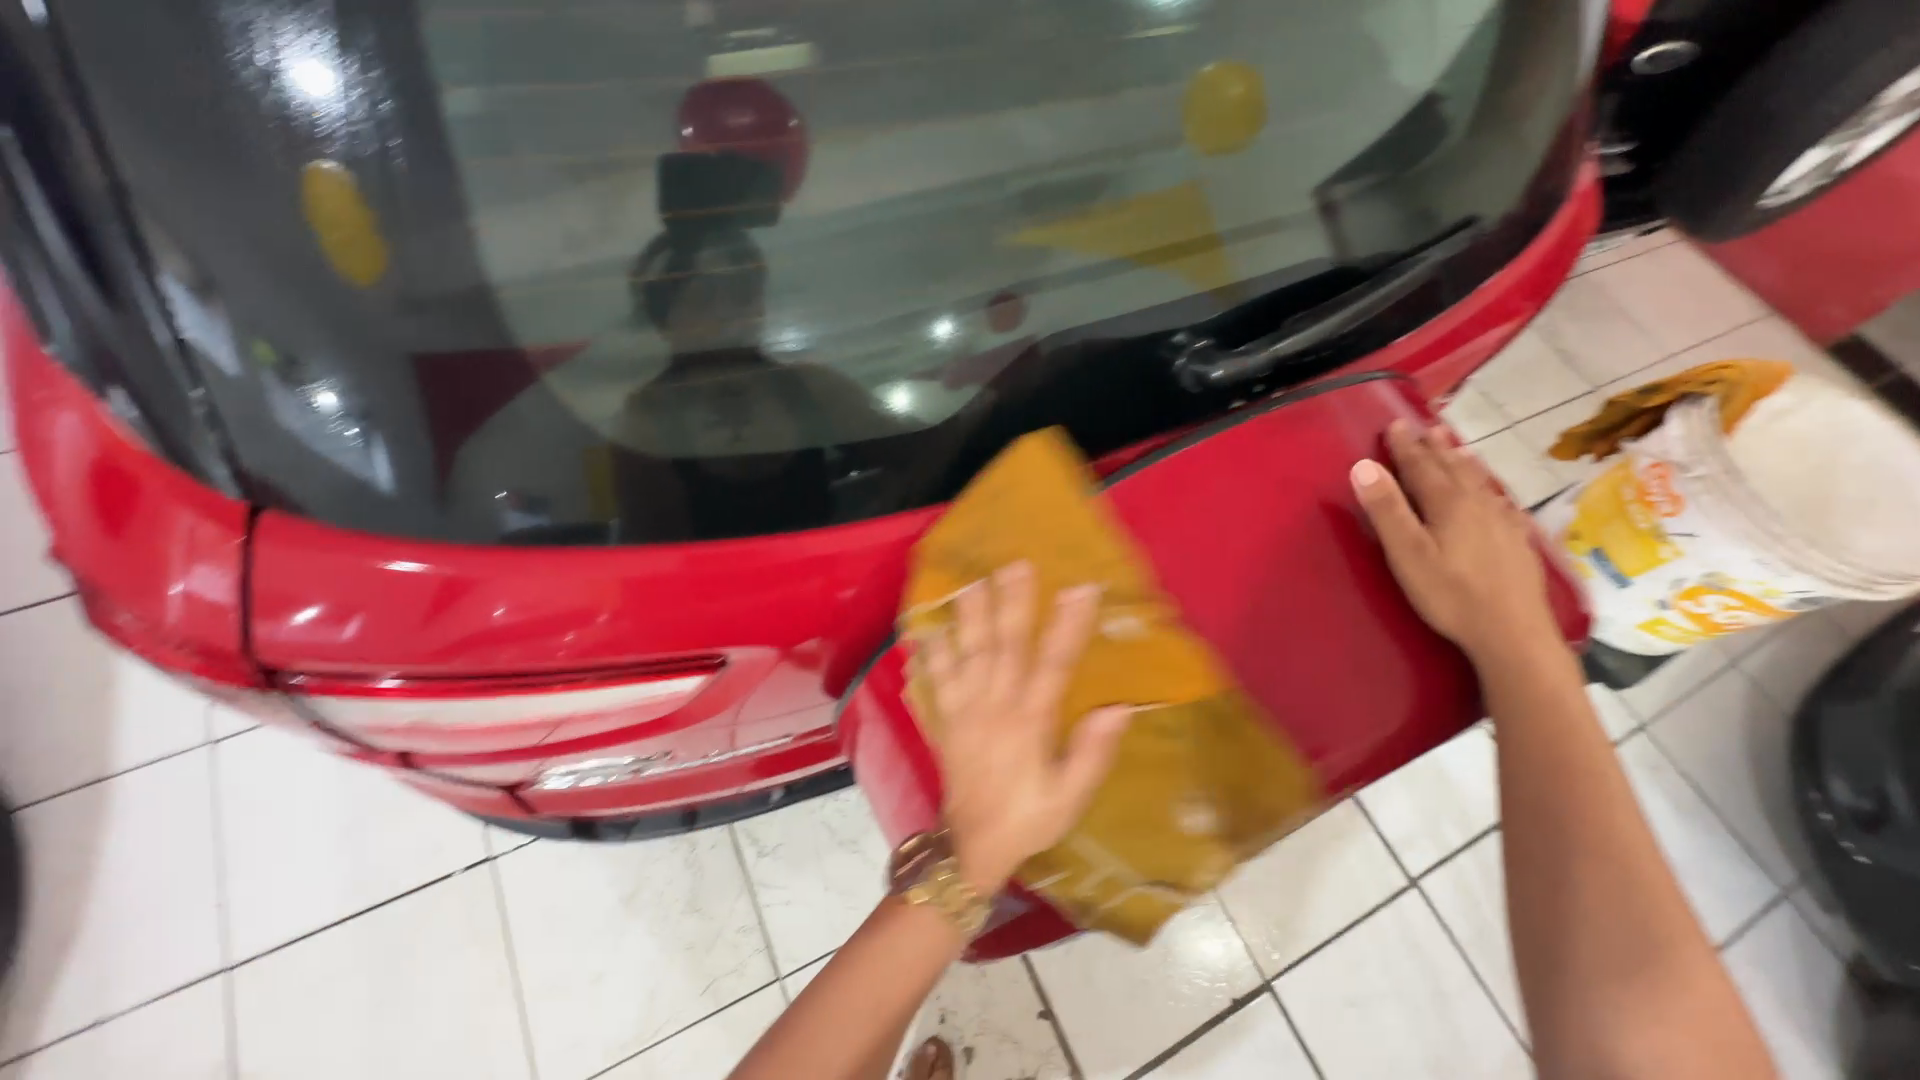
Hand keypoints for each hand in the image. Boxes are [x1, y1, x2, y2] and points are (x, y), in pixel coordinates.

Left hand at [914, 561, 1131, 893]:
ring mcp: (965, 713)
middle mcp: (995, 710)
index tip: (1080, 589)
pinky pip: (935, 682)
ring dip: (970, 618)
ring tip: (971, 583)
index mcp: (1030, 724)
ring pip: (968, 656)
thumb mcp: (1069, 798)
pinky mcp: (944, 721)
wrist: (971, 846)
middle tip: (1015, 565)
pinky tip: (925, 629)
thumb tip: (1119, 709)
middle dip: (1012, 604)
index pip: (1053, 666)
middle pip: (1005, 648)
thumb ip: (1090, 754)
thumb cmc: (1029, 818)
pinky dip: (930, 655)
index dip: (1067, 627)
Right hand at [1351, 420, 1561, 665]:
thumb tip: (1364, 466)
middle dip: (1435, 449)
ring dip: (1464, 463)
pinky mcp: (1518, 543)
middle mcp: (1478, 504)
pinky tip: (1495, 496)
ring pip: (1480, 482)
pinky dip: (1491, 491)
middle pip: (1453, 469)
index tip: (1396, 424)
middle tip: (1426, 429)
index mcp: (1447, 504)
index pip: (1421, 466)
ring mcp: (1503, 522)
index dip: (1406, 447)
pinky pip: (1503, 504)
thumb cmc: (1449, 594)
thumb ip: (1386, 509)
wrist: (1512, 632)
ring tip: (1457, 449)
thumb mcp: (1406, 553)